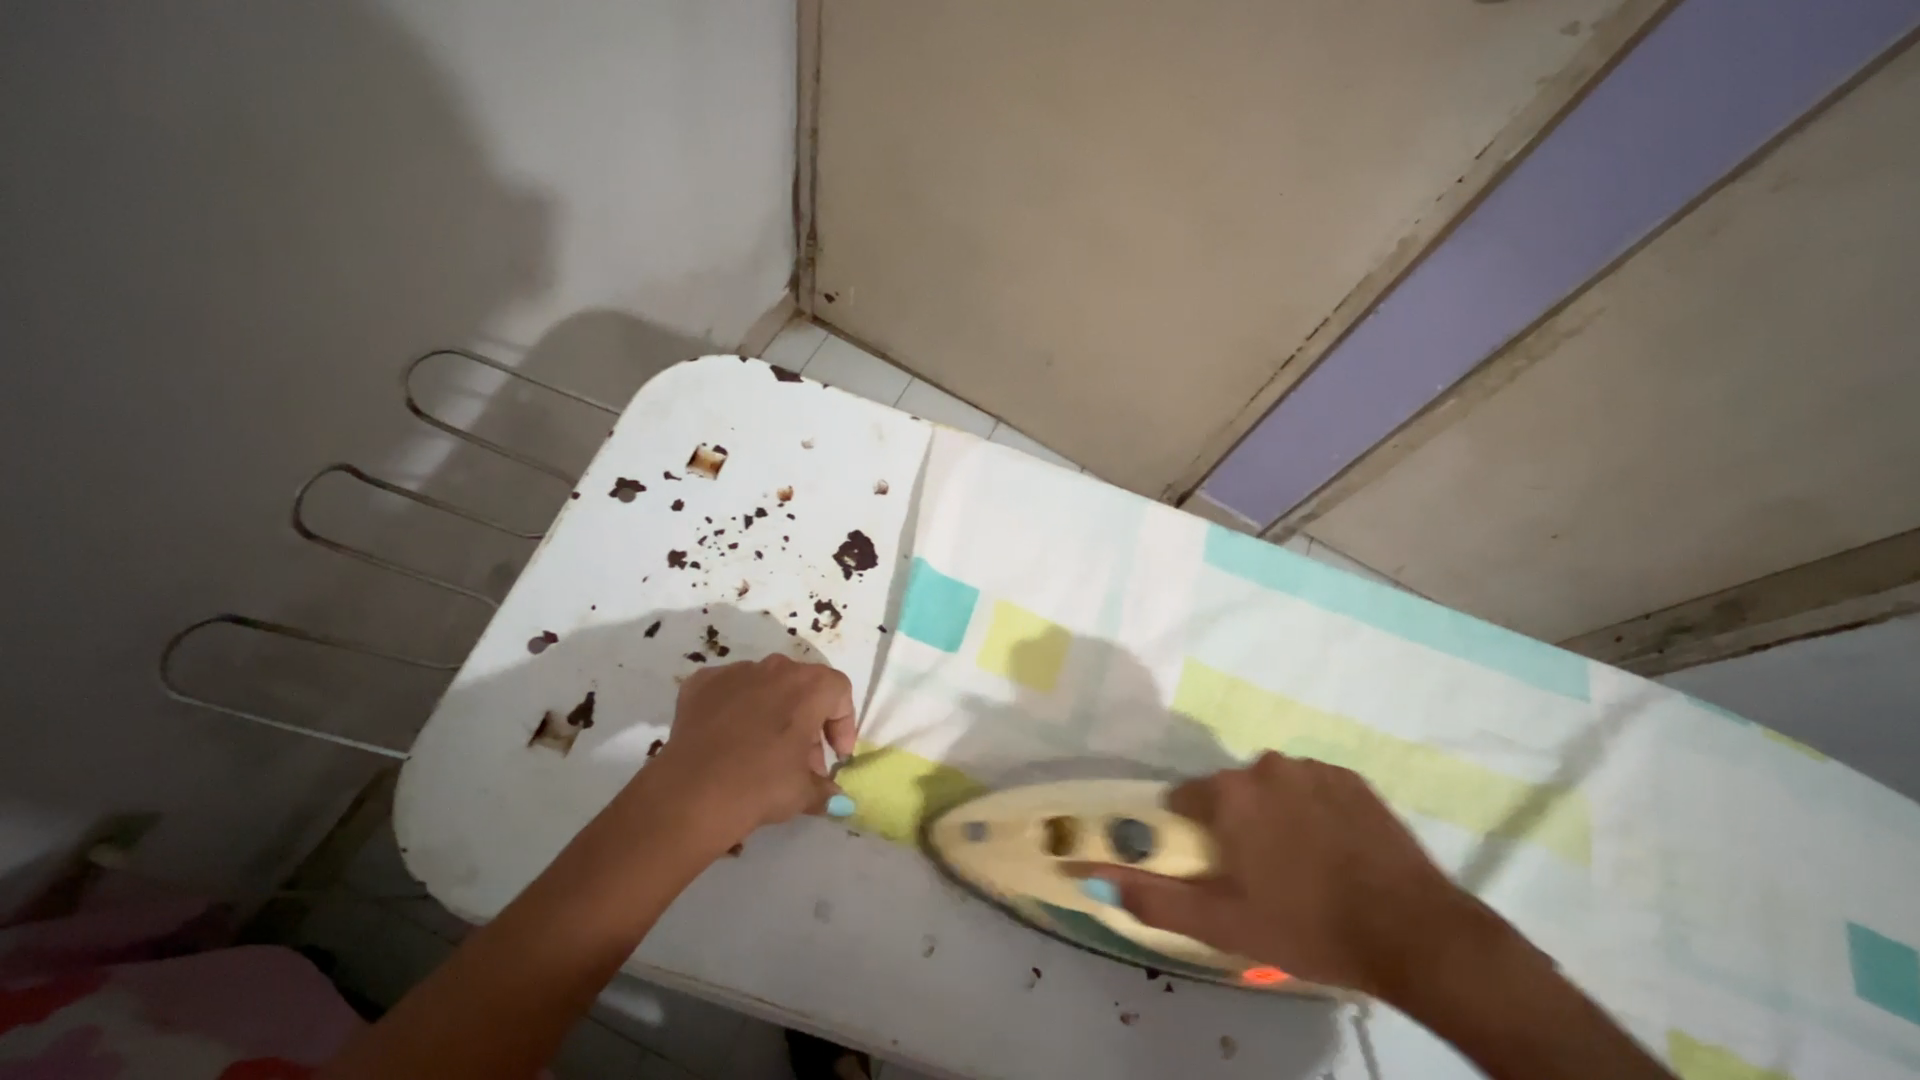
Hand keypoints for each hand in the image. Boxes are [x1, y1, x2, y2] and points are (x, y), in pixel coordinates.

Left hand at [647, 654, 857, 851]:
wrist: (691, 793)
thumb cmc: (761, 785)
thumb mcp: (803, 793)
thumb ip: (826, 789)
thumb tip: (837, 798)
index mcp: (808, 686)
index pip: (839, 692)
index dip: (843, 724)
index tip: (837, 756)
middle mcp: (774, 668)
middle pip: (802, 687)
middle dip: (808, 721)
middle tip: (802, 761)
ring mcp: (734, 672)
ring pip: (765, 686)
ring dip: (773, 712)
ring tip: (764, 751)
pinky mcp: (700, 684)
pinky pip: (729, 691)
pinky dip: (735, 709)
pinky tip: (730, 740)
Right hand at [1083, 751, 1515, 998]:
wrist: (1413, 934)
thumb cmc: (1305, 927)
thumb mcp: (1218, 922)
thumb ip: (1150, 897)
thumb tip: (1088, 876)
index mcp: (1229, 793)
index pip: (1185, 799)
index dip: (1192, 833)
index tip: (1212, 868)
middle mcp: (1267, 766)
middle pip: (1231, 791)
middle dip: (1235, 824)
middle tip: (1259, 876)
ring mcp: (1316, 769)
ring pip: (1274, 788)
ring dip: (1275, 816)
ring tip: (1302, 868)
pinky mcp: (1356, 781)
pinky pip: (1315, 789)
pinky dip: (1314, 812)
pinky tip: (1333, 853)